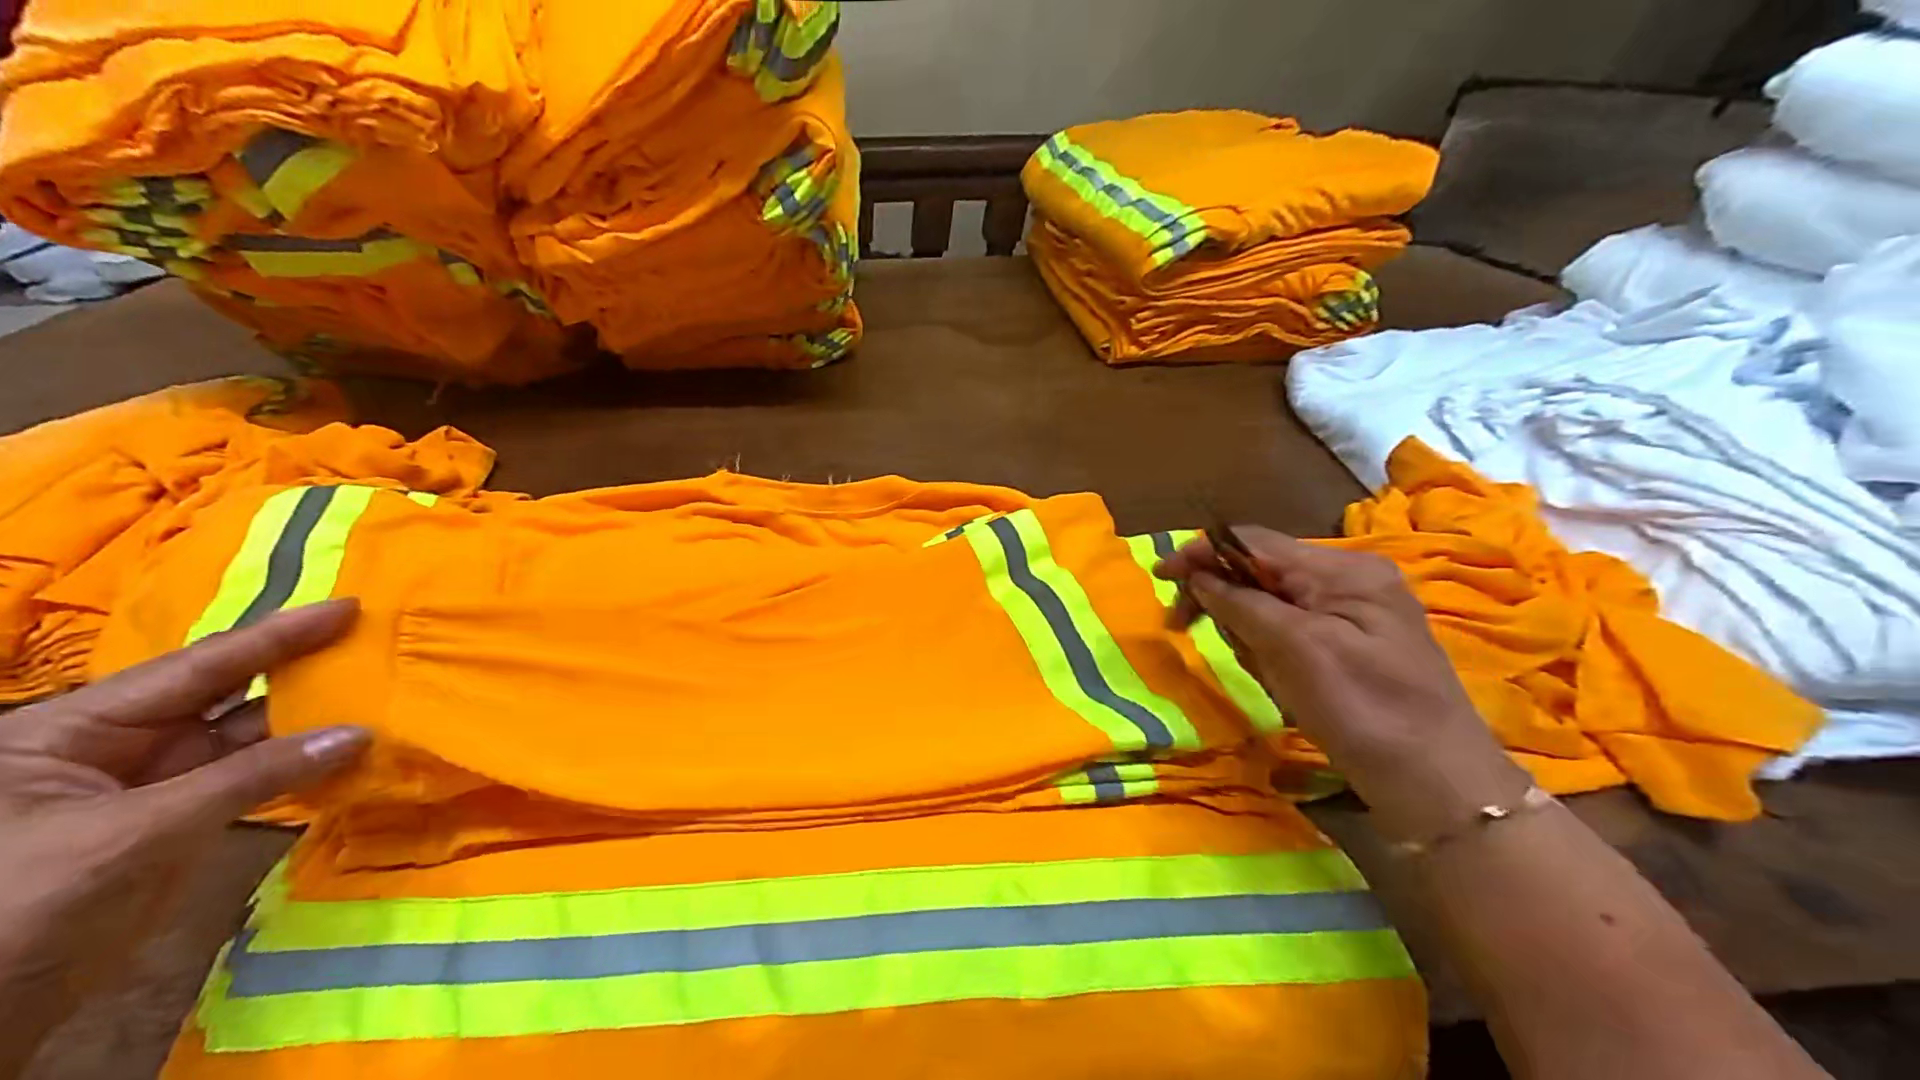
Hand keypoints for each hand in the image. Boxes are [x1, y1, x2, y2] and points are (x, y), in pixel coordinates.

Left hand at [0, 600, 368, 1074]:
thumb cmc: (21, 900)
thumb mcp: (135, 832)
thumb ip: (253, 777)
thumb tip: (358, 733)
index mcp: (78, 728)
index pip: (199, 667)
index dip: (277, 635)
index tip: (348, 607)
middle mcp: (119, 747)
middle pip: (229, 697)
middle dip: (302, 673)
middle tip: (375, 646)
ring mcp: (150, 790)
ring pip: (247, 742)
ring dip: (311, 726)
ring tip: (380, 697)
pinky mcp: (176, 827)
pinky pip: (252, 784)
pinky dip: (301, 771)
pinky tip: (350, 756)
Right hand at [1156, 527, 1529, 837]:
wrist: (1438, 786)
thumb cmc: (1365, 712)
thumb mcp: (1297, 651)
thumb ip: (1243, 603)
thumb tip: (1198, 574)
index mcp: (1343, 570)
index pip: (1255, 543)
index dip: (1203, 553)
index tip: (1161, 576)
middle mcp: (1351, 579)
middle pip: (1261, 570)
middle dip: (1225, 597)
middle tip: (1188, 628)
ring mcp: (1357, 612)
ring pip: (1272, 603)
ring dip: (1249, 632)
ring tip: (1264, 674)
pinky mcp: (1355, 644)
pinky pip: (1292, 630)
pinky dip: (1272, 650)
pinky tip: (1282, 682)